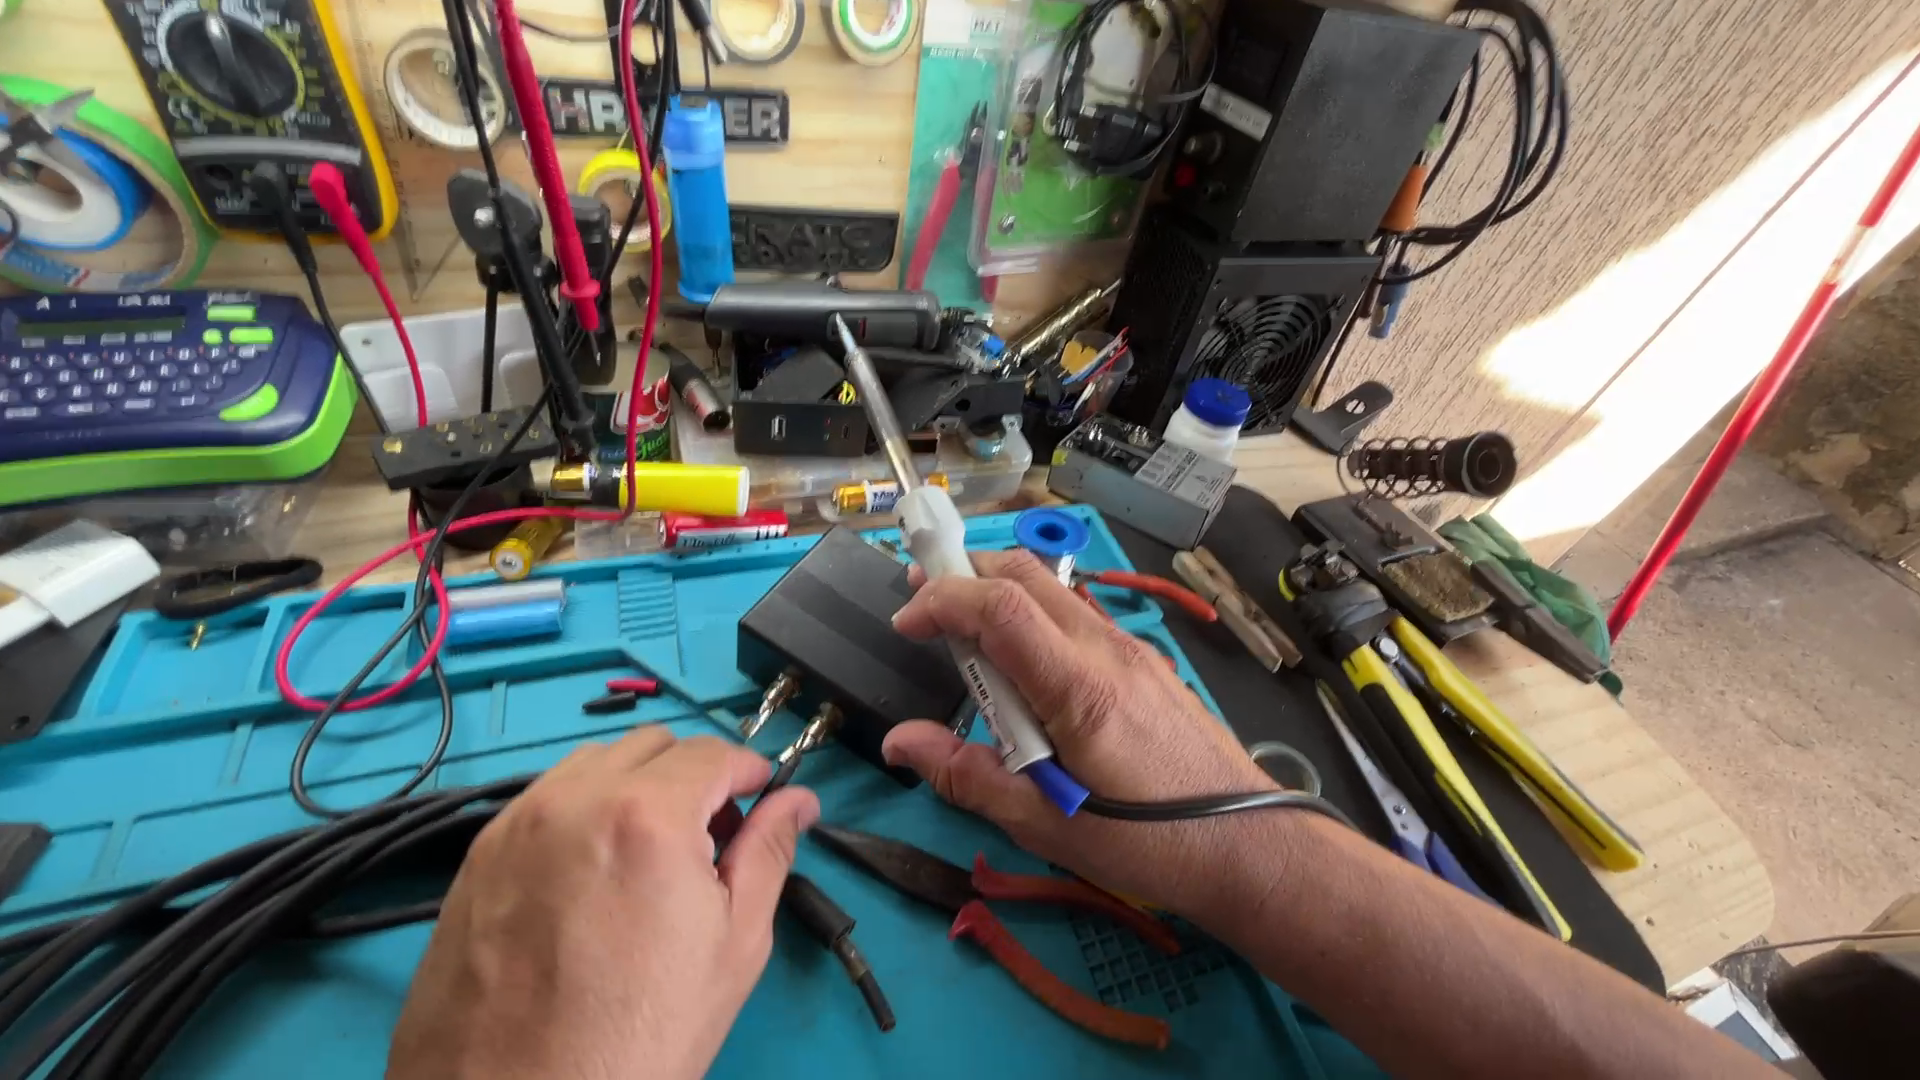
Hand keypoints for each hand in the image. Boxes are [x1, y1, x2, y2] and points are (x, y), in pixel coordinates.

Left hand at [387, 729, 818, 1079]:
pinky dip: (587, 805)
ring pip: (598, 760)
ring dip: (639, 782)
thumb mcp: (735, 942)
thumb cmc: (643, 1034)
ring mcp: (519, 822)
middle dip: (696, 774)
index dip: (750, 770)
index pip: (714, 752)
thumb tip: (799, 799)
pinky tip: (594, 868)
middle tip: (710, 834)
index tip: (762, 797)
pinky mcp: (480, 853)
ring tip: (650, 850)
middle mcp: (577, 798)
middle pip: (657, 745)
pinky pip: (548, 795)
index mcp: (649, 815)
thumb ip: (769, 850)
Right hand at [882, 550, 1285, 922]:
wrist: (1254, 844)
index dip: (943, 599)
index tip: (905, 622)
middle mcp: (1105, 648)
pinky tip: (1023, 666)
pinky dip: (1031, 616)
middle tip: (922, 604)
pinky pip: (1075, 616)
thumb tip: (898, 741)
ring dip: (998, 592)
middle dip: (964, 573)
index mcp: (1078, 687)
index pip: (1001, 606)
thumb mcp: (1043, 823)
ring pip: (1052, 589)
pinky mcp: (1143, 660)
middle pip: (1026, 574)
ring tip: (963, 633)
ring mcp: (1130, 648)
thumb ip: (966, 774)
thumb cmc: (1146, 844)